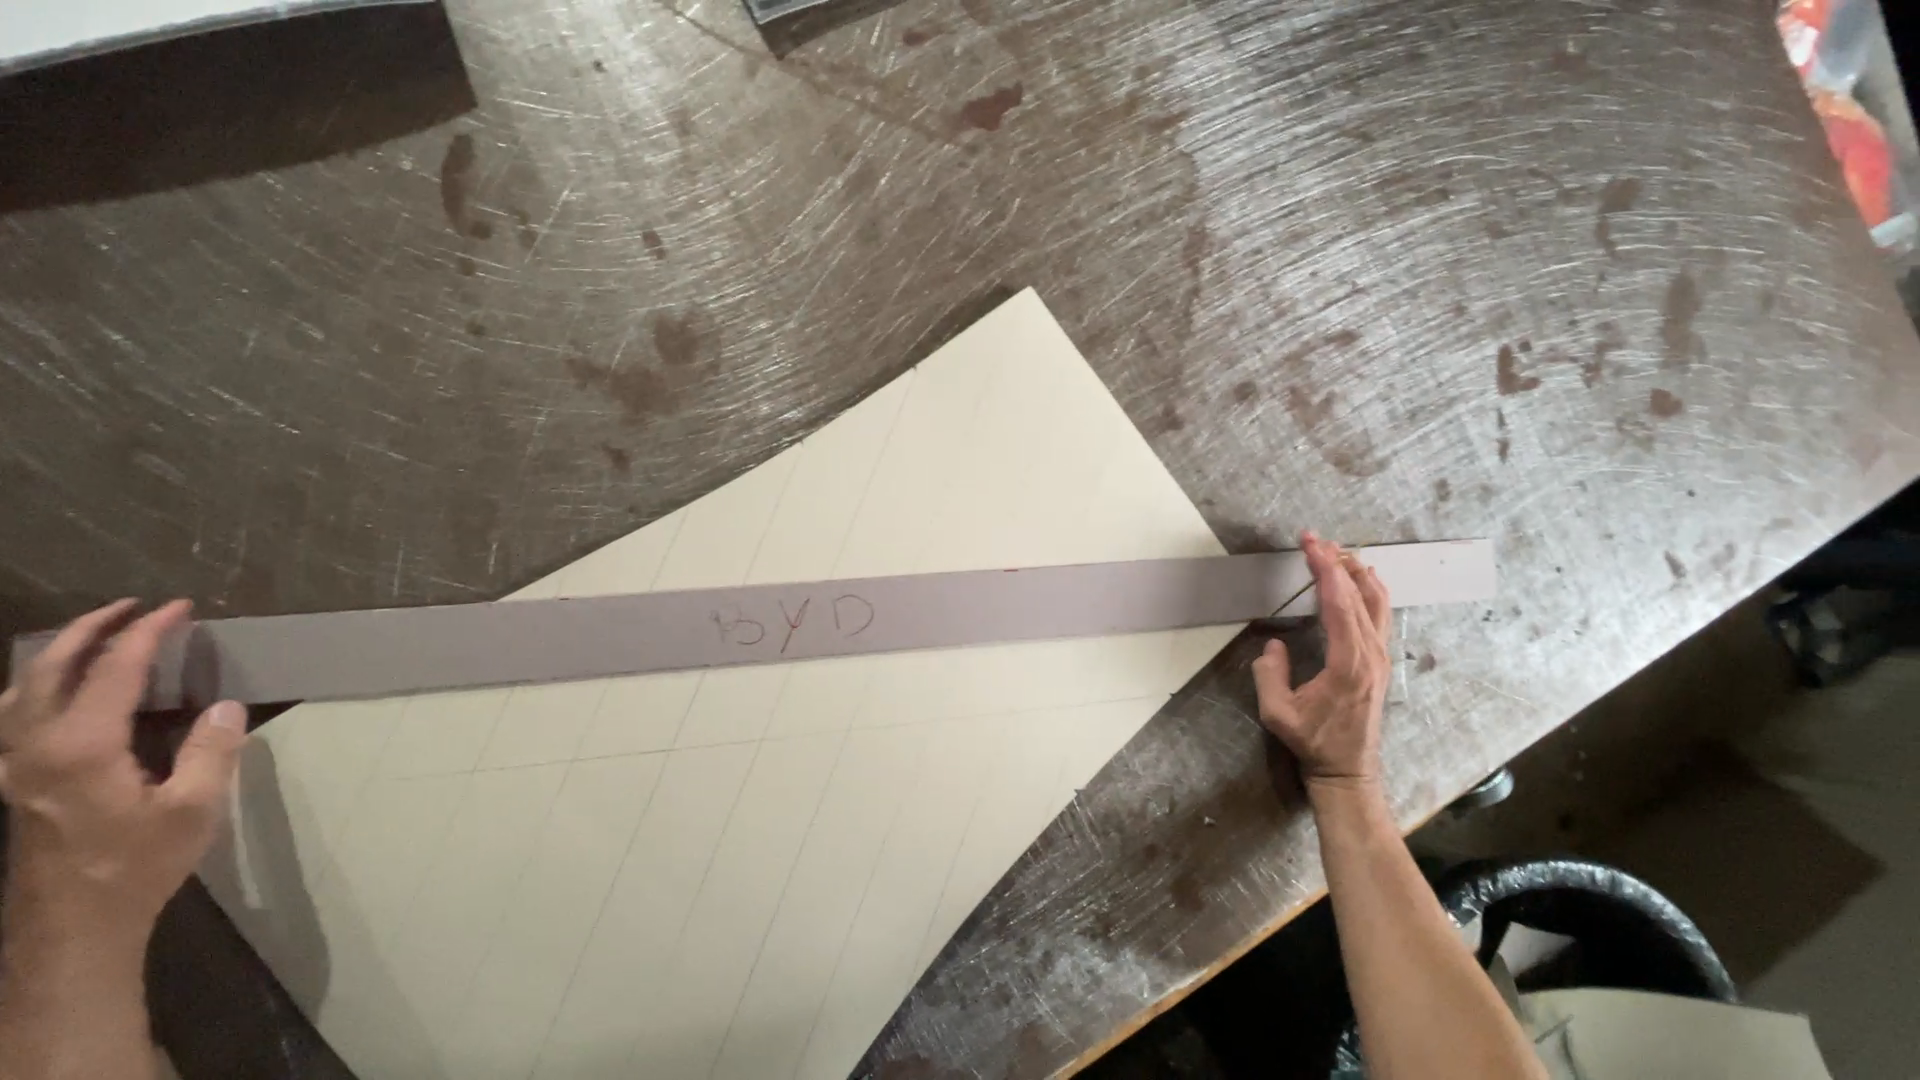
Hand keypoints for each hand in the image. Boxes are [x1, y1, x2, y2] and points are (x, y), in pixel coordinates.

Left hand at [0, 600, 246, 941]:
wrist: (72, 923)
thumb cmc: (137, 863)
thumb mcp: (194, 808)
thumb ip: (211, 750)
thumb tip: (224, 705)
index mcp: (81, 746)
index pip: (113, 670)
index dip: (148, 634)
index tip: (180, 610)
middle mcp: (33, 745)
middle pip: (49, 668)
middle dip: (91, 629)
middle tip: (134, 607)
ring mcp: (13, 764)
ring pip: (20, 689)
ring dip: (58, 653)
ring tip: (95, 637)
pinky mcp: (12, 780)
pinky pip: (14, 715)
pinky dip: (38, 686)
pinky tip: (56, 691)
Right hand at [1252, 531, 1391, 790]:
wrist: (1347, 770)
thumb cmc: (1312, 742)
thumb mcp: (1277, 712)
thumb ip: (1269, 674)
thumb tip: (1274, 644)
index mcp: (1348, 662)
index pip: (1339, 603)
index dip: (1324, 569)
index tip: (1310, 543)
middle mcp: (1372, 654)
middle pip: (1360, 595)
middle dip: (1338, 562)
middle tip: (1316, 538)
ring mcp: (1381, 658)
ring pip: (1378, 602)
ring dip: (1358, 573)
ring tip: (1338, 551)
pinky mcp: (1381, 662)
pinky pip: (1381, 616)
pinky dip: (1370, 591)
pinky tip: (1361, 580)